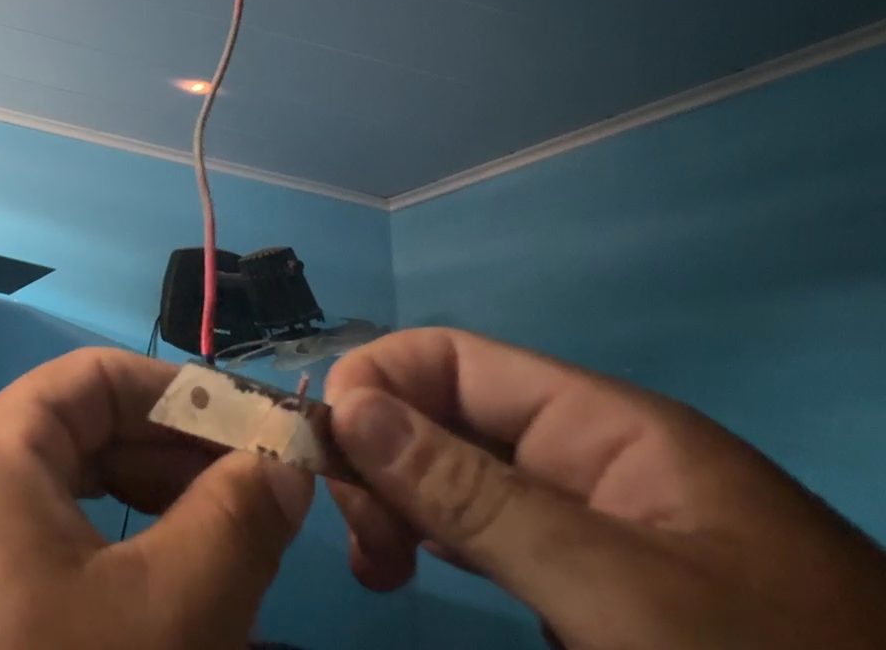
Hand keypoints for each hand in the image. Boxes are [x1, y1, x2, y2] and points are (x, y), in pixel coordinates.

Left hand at [0, 348, 313, 648]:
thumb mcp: (171, 607)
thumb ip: (238, 520)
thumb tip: (284, 462)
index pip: (99, 376)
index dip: (187, 393)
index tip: (265, 426)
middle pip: (86, 424)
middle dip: (179, 450)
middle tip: (264, 487)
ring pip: (76, 482)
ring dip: (159, 496)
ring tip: (235, 530)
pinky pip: (55, 533)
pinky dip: (121, 542)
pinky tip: (175, 574)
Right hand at [323, 328, 885, 647]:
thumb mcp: (617, 587)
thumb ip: (474, 495)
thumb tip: (345, 408)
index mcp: (607, 425)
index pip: (450, 357)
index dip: (374, 384)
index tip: (328, 456)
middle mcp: (586, 453)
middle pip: (441, 412)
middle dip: (379, 457)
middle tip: (363, 543)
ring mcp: (585, 515)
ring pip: (450, 470)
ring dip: (393, 500)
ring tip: (376, 567)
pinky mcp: (585, 570)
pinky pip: (479, 523)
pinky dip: (429, 535)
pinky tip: (410, 567)